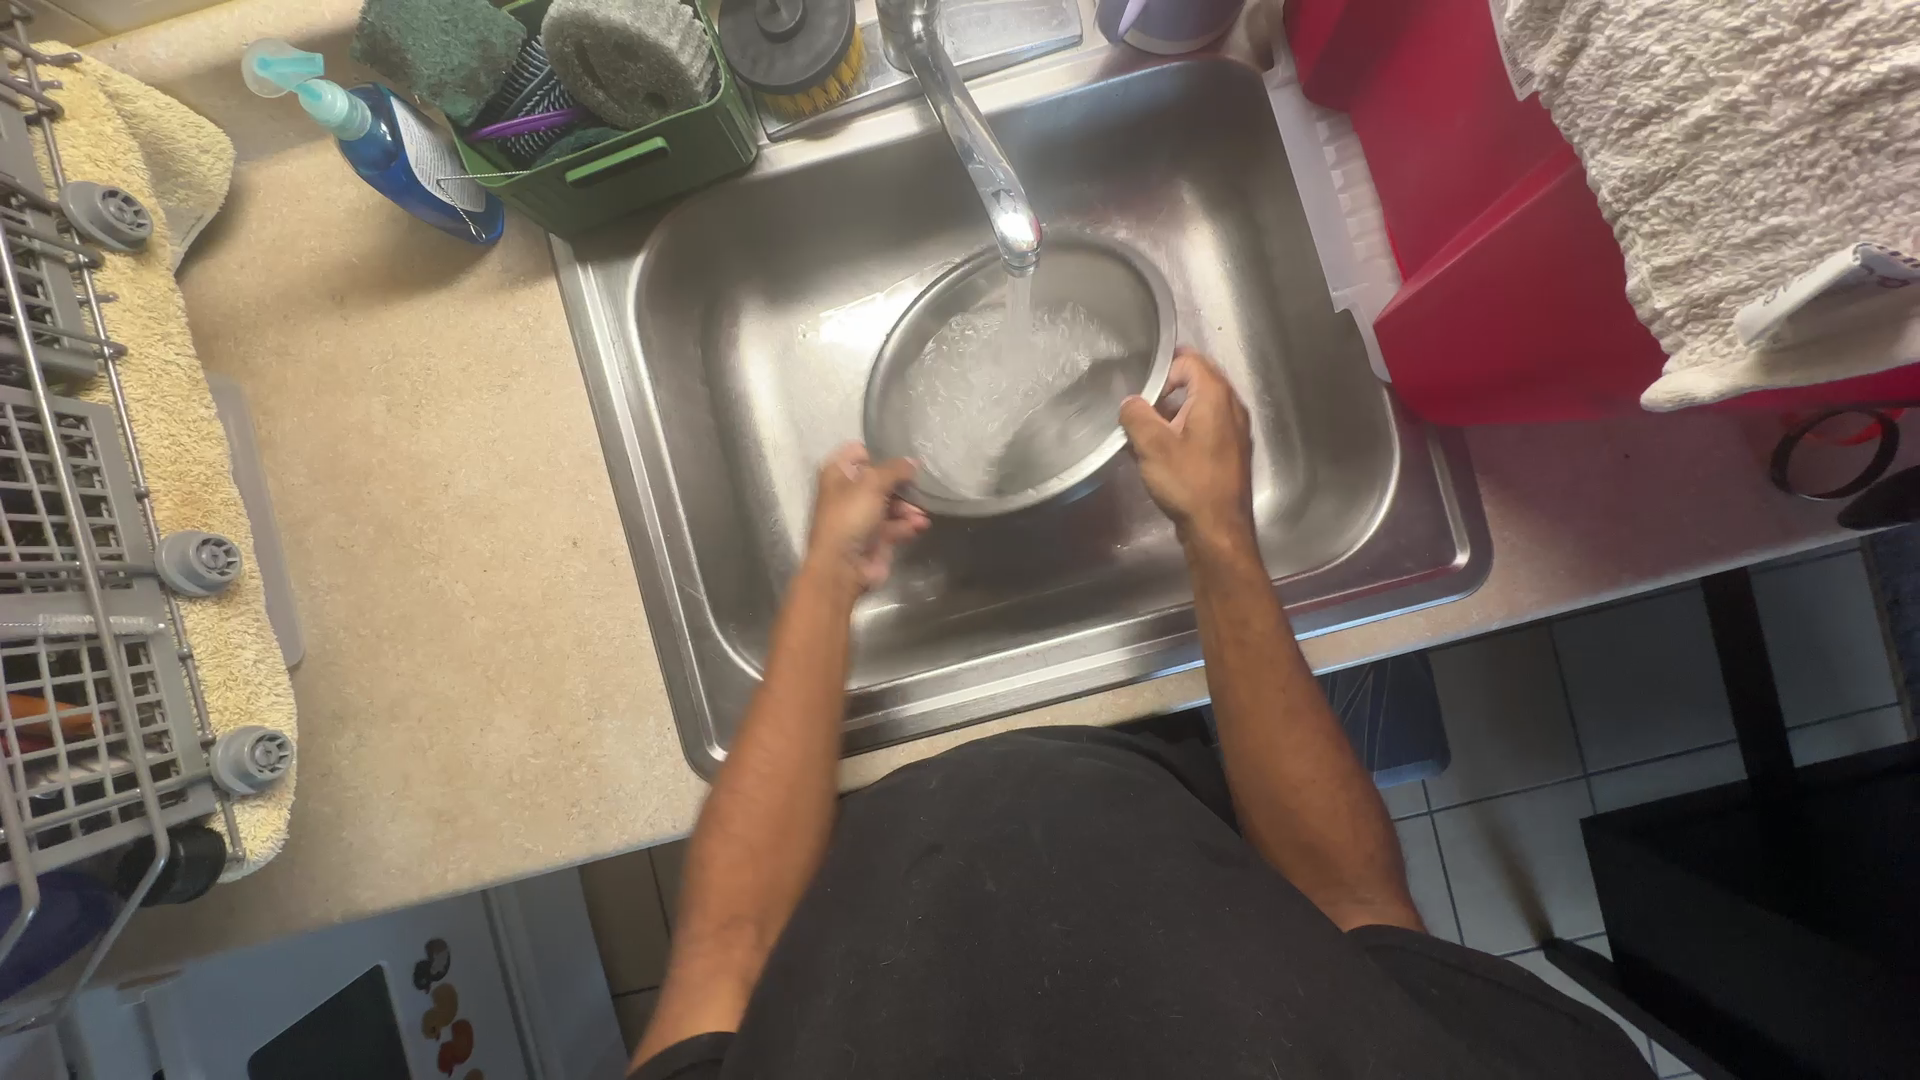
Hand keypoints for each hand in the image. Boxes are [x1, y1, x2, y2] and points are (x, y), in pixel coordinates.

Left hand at [803, 443, 929, 596]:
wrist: (842, 566)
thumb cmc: (850, 517)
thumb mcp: (872, 483)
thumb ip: (895, 469)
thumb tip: (913, 462)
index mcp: (838, 474)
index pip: (859, 452)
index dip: (879, 453)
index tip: (901, 457)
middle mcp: (849, 492)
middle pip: (881, 479)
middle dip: (902, 483)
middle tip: (920, 485)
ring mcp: (863, 516)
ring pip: (892, 503)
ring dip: (909, 506)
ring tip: (921, 512)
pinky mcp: (876, 536)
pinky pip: (897, 524)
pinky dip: (908, 524)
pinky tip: (920, 525)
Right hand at [1119, 348, 1254, 551]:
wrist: (1217, 528)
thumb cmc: (1188, 483)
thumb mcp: (1152, 446)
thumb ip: (1136, 415)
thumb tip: (1129, 402)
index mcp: (1215, 397)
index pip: (1190, 360)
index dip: (1163, 369)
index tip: (1142, 389)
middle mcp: (1231, 407)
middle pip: (1198, 381)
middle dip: (1167, 390)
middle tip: (1140, 406)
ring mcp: (1234, 431)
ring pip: (1201, 407)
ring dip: (1173, 413)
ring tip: (1146, 432)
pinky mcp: (1230, 452)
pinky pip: (1205, 428)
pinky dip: (1184, 431)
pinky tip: (1164, 453)